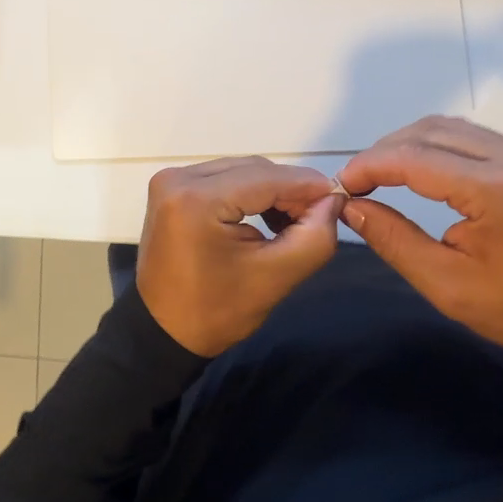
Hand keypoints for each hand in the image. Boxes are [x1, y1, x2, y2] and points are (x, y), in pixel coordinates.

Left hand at [136, 156, 342, 356]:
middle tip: (316, 219)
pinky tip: (265, 218)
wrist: (162, 332)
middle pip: (253, 169)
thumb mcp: (274, 278)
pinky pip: (223, 178)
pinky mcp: (172, 188)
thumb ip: (314, 237)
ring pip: (240, 170)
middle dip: (290, 190)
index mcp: (197, 199)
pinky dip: (248, 193)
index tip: (340, 199)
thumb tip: (332, 201)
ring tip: (293, 223)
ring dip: (271, 191)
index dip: (308, 186)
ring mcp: (172, 180)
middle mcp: (179, 178)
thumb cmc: (216, 312)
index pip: (266, 178)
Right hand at [337, 117, 502, 361]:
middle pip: (427, 132)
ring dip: (407, 145)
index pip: (414, 158)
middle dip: (383, 152)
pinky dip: (433, 146)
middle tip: (357, 184)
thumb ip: (395, 241)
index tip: (341, 186)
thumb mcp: (450, 287)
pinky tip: (417, 170)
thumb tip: (352, 206)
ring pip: (446, 127)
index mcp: (497, 192)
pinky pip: (468, 136)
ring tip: (381, 176)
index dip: (369, 166)